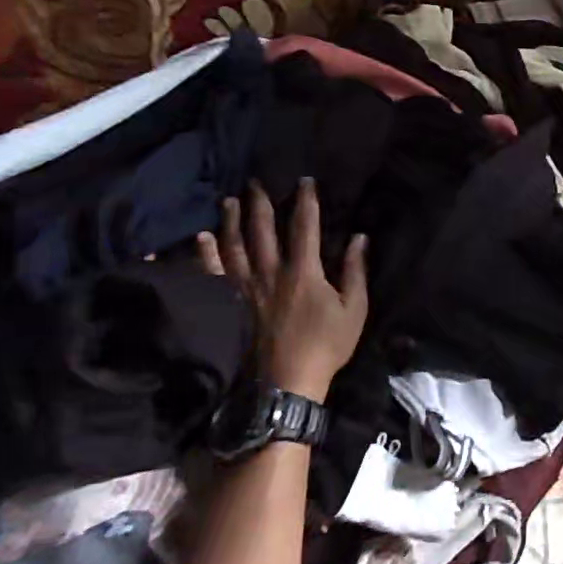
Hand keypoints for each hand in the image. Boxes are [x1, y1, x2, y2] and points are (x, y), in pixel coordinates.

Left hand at [198, 179, 367, 402]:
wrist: (286, 383)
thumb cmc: (325, 347)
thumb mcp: (354, 311)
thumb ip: (355, 272)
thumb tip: (360, 238)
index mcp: (304, 271)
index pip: (305, 226)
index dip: (306, 201)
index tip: (305, 180)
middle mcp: (271, 271)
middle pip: (263, 228)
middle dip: (261, 201)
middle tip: (257, 181)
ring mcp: (246, 287)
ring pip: (235, 244)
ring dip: (232, 219)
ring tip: (230, 200)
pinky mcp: (230, 303)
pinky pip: (213, 272)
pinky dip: (206, 253)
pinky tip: (202, 237)